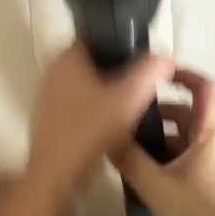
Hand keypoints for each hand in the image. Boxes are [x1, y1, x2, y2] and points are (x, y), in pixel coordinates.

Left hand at [27, 45, 173, 199]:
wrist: (56, 179)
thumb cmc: (91, 130)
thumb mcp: (129, 97)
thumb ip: (150, 72)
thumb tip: (165, 57)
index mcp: (68, 57)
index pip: (99, 36)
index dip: (123, 44)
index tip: (142, 58)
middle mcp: (54, 72)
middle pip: (95, 62)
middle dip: (119, 72)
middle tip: (143, 83)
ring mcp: (49, 98)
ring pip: (89, 86)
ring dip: (109, 93)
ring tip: (133, 104)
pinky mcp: (51, 121)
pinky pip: (81, 106)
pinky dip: (98, 111)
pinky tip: (114, 125)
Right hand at [112, 68, 214, 215]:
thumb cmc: (194, 213)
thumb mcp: (154, 185)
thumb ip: (129, 158)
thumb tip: (105, 135)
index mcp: (209, 132)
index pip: (205, 87)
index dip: (183, 73)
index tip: (157, 75)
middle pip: (190, 112)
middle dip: (160, 110)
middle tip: (131, 117)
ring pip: (188, 136)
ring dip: (162, 135)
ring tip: (132, 145)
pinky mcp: (212, 180)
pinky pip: (189, 155)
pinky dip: (169, 154)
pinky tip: (146, 171)